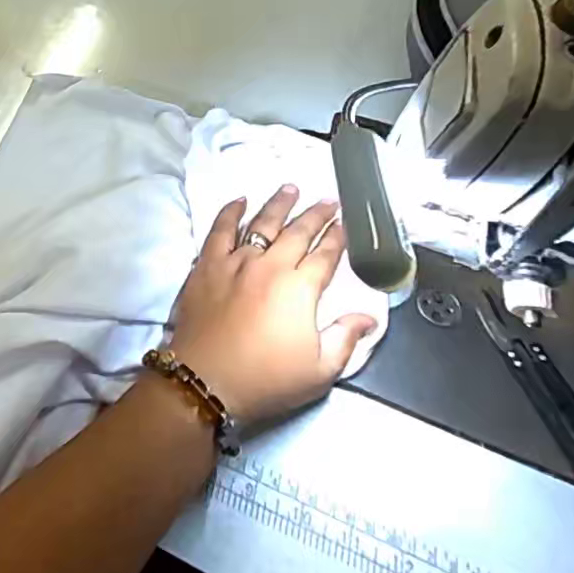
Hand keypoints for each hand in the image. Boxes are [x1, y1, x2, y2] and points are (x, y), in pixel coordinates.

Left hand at [167, 185, 378, 425]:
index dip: (337, 238)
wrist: (203, 384)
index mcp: (299, 288)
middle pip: (298, 231)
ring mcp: (237, 261)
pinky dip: (230, 213)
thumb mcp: (318, 372)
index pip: (325, 255)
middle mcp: (271, 265)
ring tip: (291, 188)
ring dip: (279, 204)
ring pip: (262, 223)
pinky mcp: (208, 264)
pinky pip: (220, 230)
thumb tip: (369, 318)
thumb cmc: (265, 381)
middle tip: (328, 200)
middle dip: (316, 214)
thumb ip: (345, 339)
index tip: (344, 224)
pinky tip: (240, 201)